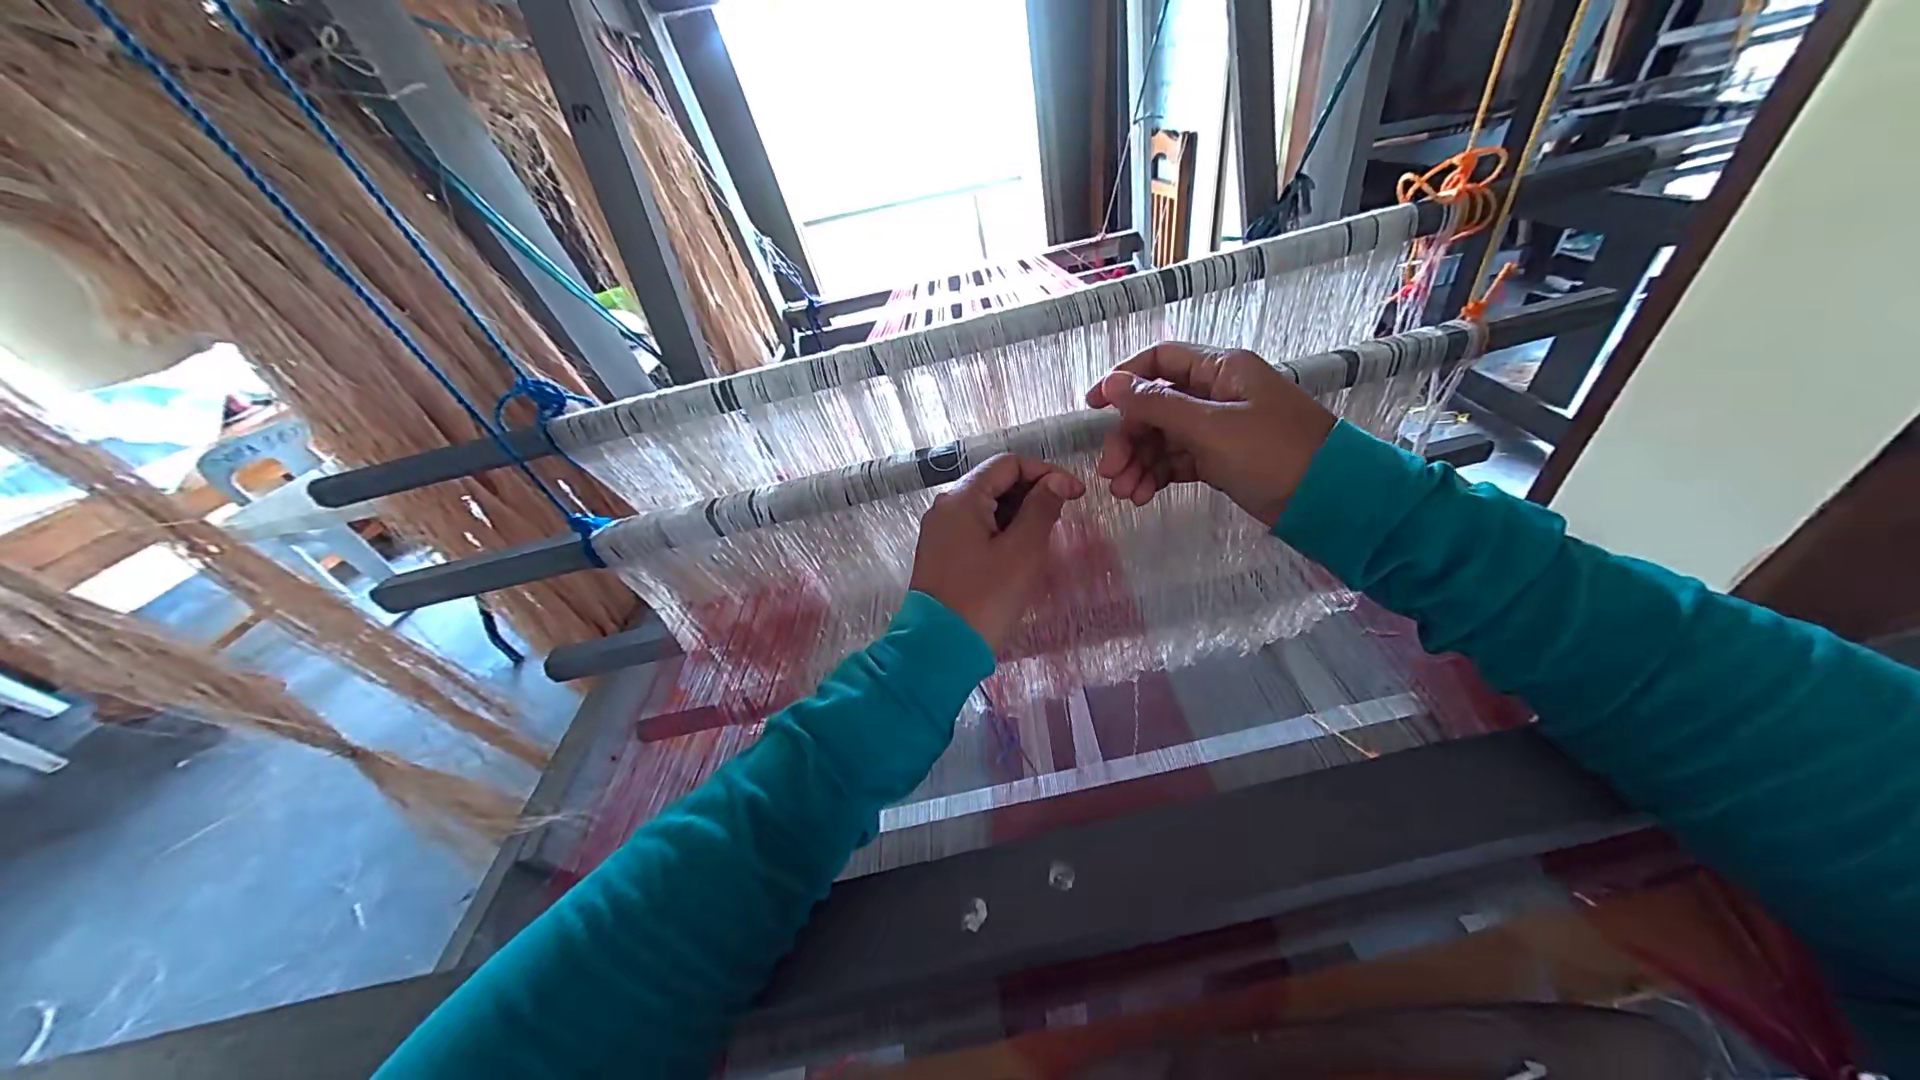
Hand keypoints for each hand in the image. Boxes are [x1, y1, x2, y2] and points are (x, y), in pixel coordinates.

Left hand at [908, 454, 1085, 651]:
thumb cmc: (986, 597)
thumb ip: (1042, 508)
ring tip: (1044, 537)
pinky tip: (1020, 553)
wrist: (940, 649)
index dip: (1046, 473)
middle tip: (1061, 517)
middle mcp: (945, 507)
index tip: (1075, 494)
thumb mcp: (1022, 551)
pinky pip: (976, 528)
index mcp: (961, 498)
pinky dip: (1001, 531)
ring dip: (1019, 513)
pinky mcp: (942, 553)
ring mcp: (940, 531)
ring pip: (986, 506)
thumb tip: (1057, 482)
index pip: (1008, 464)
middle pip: (995, 482)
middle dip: (1032, 493)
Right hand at [1083, 342, 1336, 526]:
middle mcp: (1215, 394)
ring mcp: (1217, 428)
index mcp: (1220, 370)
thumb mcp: (1211, 427)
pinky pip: (1177, 461)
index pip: (1159, 361)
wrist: (1329, 499)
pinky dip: (1158, 475)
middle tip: (1109, 472)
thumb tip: (1112, 384)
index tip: (1091, 406)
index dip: (1122, 380)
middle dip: (1128, 439)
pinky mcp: (1219, 458)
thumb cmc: (1273, 452)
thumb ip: (1158, 405)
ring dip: (1139, 463)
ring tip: (1126, 493)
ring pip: (1162, 438)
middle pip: (1154, 407)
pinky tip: (1143, 495)